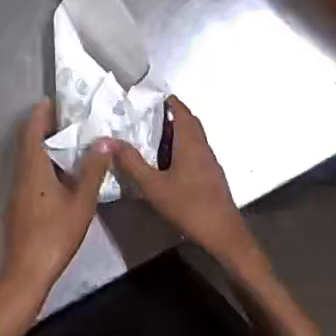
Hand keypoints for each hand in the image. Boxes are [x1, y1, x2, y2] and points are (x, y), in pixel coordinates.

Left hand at [0, 98, 109, 302]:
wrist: (25, 275)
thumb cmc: (54, 235)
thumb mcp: (81, 203)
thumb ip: (92, 171)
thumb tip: (102, 141)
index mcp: (33, 167)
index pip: (32, 129)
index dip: (42, 113)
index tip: (56, 101)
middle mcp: (21, 174)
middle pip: (28, 141)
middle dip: (45, 127)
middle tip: (69, 119)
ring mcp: (17, 192)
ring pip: (29, 159)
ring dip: (45, 146)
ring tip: (71, 143)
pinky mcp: (19, 207)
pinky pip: (30, 174)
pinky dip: (44, 164)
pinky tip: (62, 176)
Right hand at [109, 96, 259, 270]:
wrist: (224, 235)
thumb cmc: (189, 206)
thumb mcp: (153, 186)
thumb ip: (132, 163)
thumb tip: (111, 141)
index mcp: (190, 141)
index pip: (180, 110)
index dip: (167, 101)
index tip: (147, 100)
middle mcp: (202, 145)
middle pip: (188, 121)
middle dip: (169, 116)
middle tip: (146, 119)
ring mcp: (209, 161)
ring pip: (192, 137)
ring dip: (175, 133)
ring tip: (151, 140)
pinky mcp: (212, 175)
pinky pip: (195, 151)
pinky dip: (181, 148)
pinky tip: (167, 165)